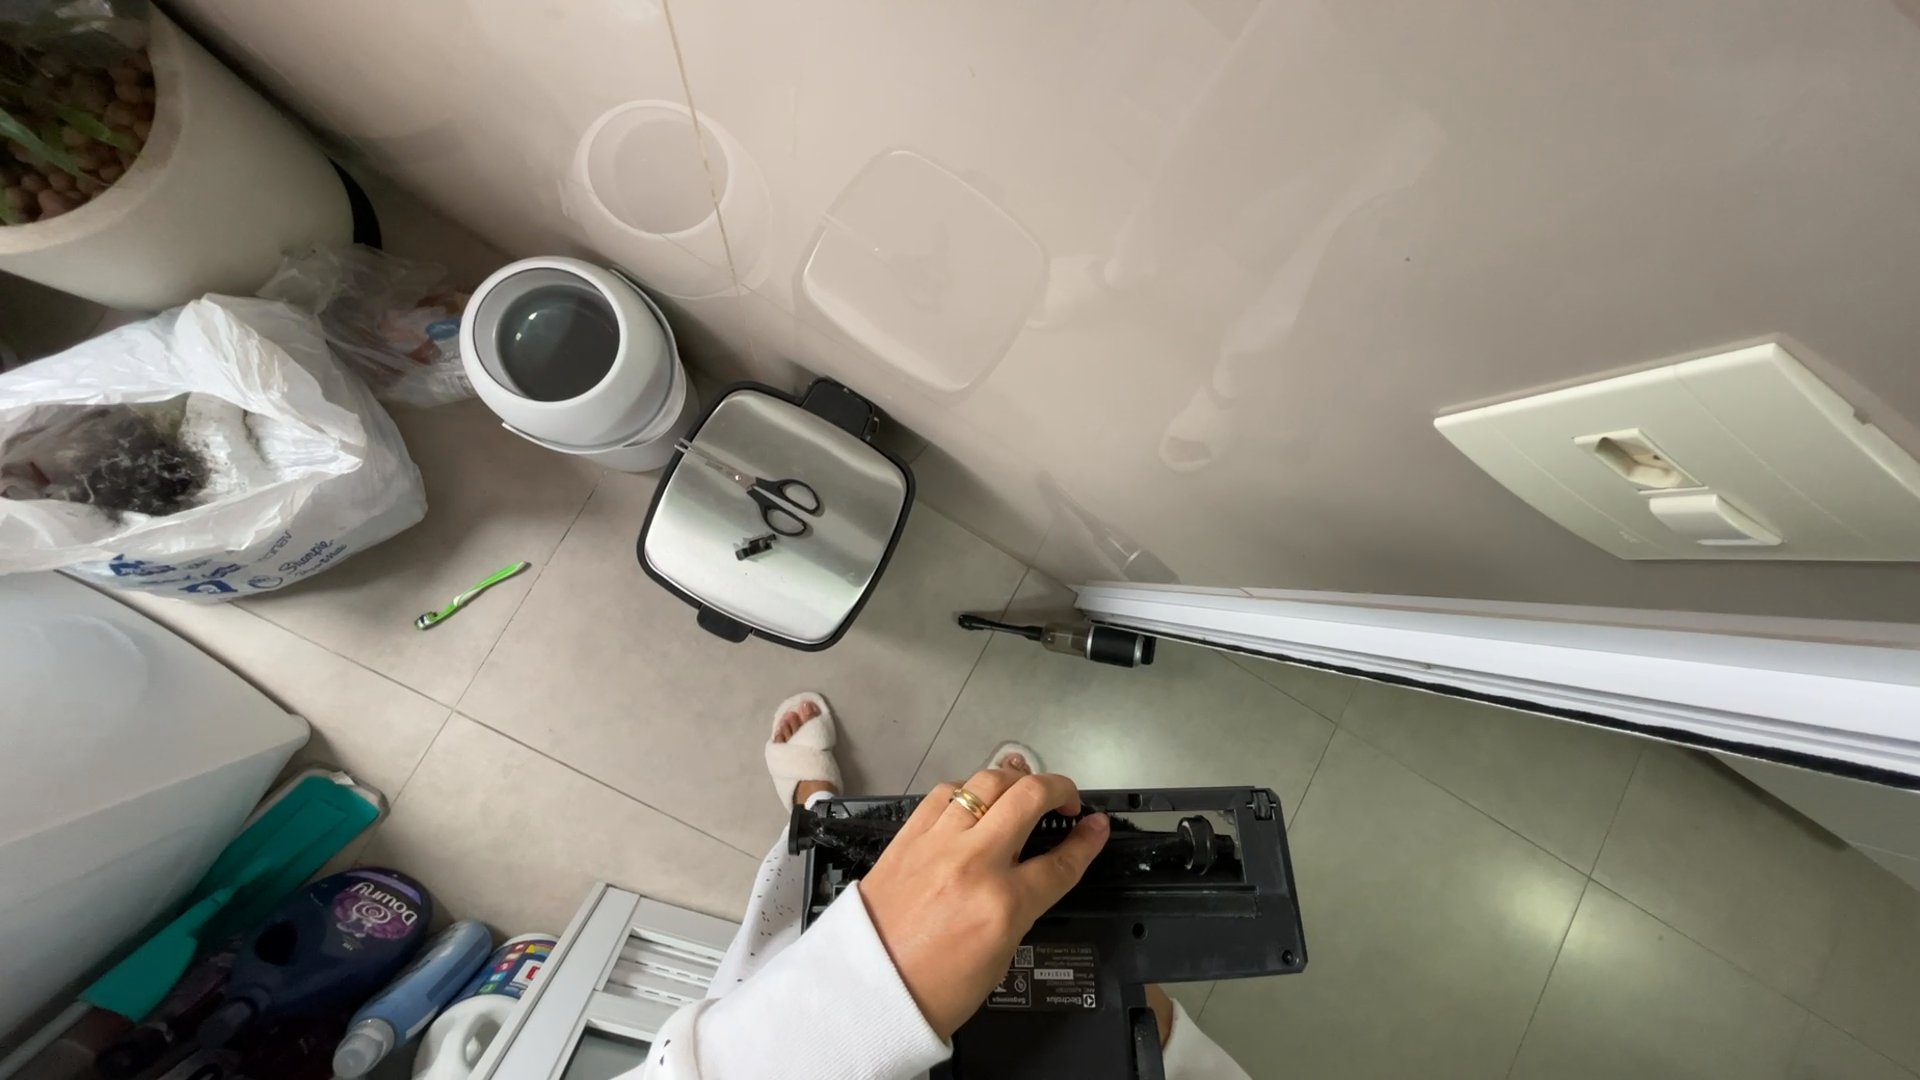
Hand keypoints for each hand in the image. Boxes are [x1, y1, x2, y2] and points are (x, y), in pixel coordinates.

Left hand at [858, 767, 1110, 1039]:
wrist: (867, 988)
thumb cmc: (936, 988)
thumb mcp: (1000, 956)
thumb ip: (1022, 903)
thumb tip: (1034, 867)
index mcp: (1003, 906)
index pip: (1060, 862)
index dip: (1086, 841)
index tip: (1096, 826)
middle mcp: (974, 862)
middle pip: (1029, 797)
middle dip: (1059, 788)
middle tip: (1066, 799)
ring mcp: (939, 841)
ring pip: (987, 781)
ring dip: (1015, 778)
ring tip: (1024, 790)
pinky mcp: (910, 833)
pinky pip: (947, 791)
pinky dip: (969, 789)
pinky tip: (976, 799)